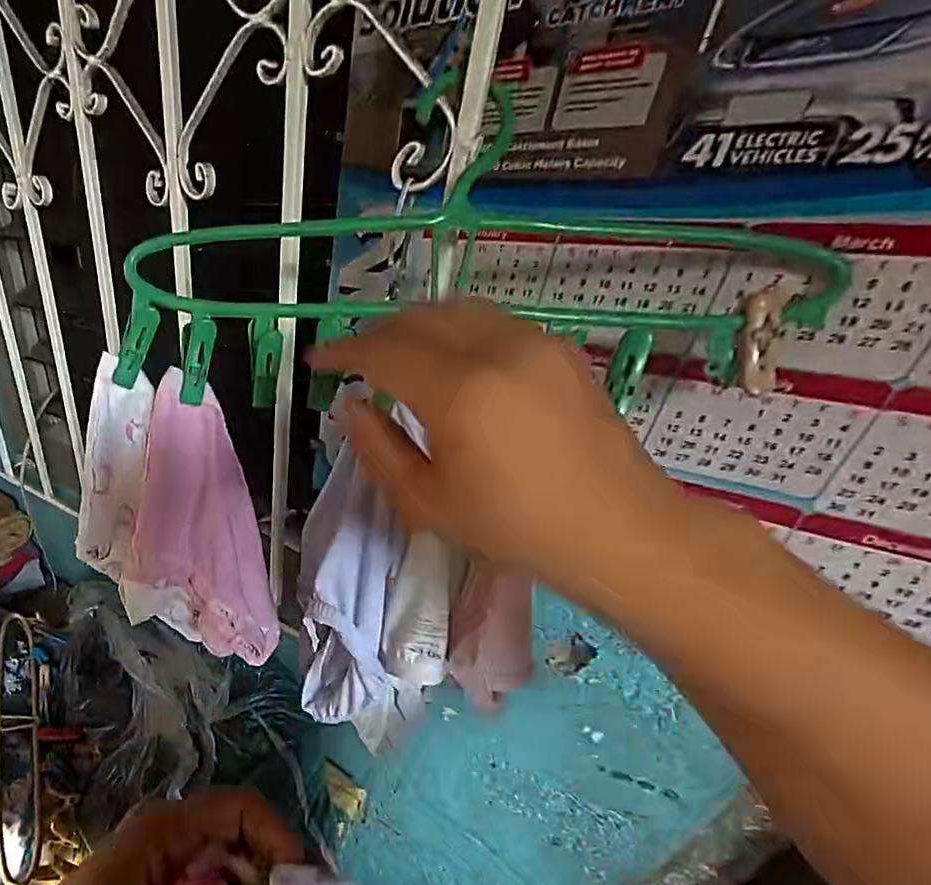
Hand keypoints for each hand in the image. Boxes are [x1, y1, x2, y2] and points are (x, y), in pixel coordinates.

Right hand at [310, 301, 687, 585]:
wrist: (613, 527)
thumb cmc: (509, 524)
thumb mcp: (423, 499)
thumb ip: (377, 446)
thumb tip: (351, 406)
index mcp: (460, 391)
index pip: (384, 352)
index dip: (342, 352)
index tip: (317, 360)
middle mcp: (499, 351)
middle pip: (420, 318)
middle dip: (376, 334)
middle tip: (350, 358)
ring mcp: (537, 344)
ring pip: (458, 311)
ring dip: (415, 326)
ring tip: (394, 355)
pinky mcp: (561, 351)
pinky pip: (492, 323)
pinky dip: (454, 331)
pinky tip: (446, 361)